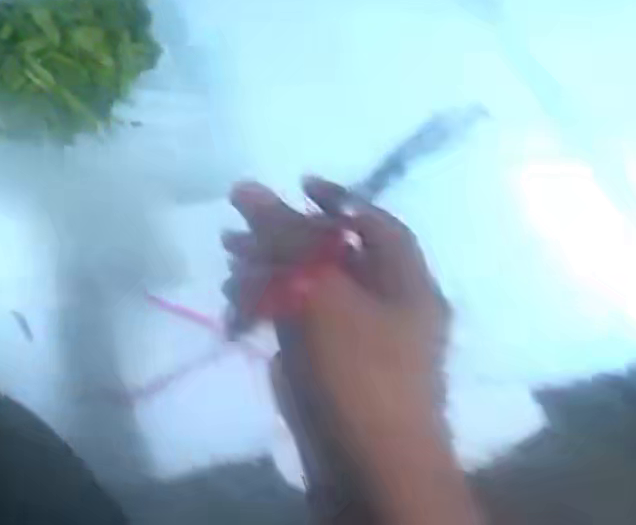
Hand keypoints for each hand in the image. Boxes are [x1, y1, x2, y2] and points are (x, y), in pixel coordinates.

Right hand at [225, 178, 473, 524]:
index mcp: (405, 284)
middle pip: (331, 250)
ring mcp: (355, 331)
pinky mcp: (324, 353)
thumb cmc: (353, 362)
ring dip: (264, 265)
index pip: (376, 224)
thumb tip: (245, 185)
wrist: (363, 454)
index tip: (295, 182)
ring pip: (303, 279)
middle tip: (239, 227)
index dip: (339, 199)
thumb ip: (281, 234)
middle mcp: (386, 302)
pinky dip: (263, 299)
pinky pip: (291, 310)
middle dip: (281, 234)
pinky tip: (235, 302)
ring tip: (230, 263)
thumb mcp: (316, 286)